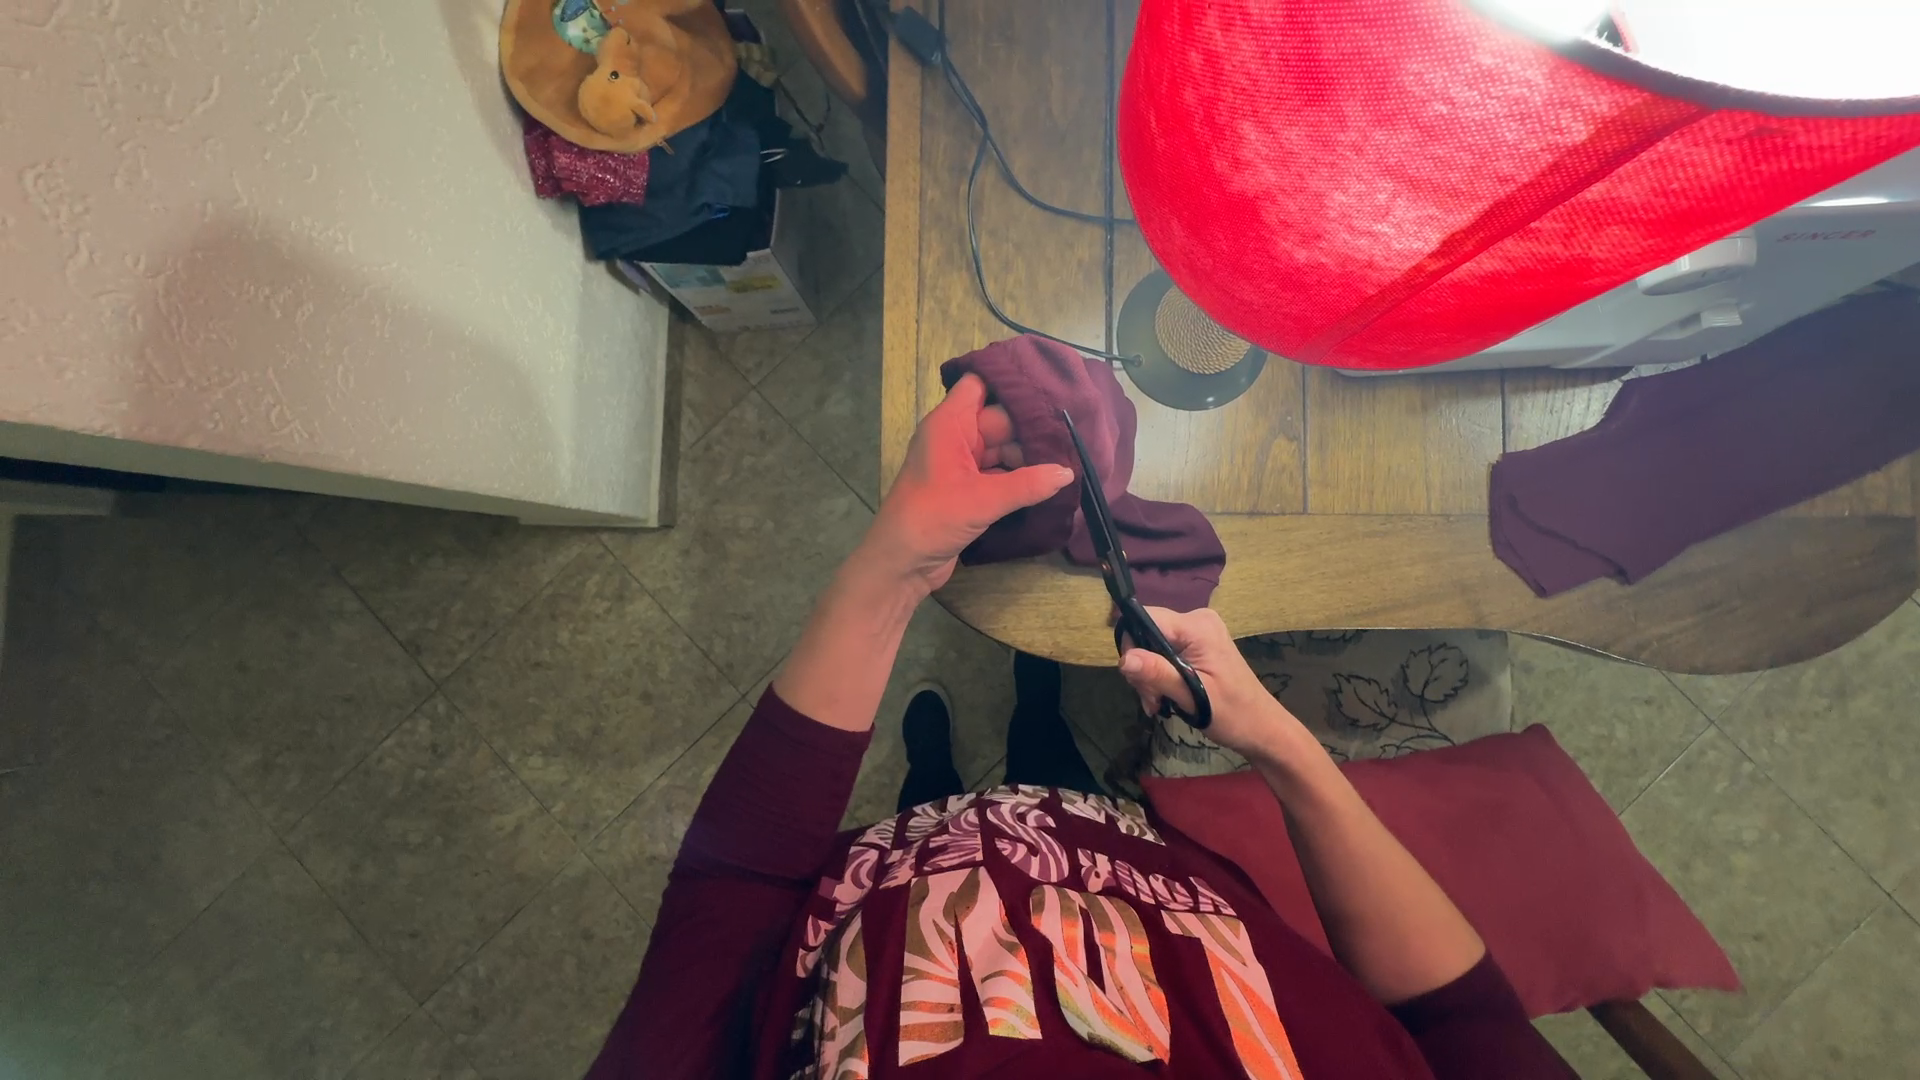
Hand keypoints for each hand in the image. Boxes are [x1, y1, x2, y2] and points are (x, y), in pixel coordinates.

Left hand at [864, 373, 1073, 592]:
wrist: (900, 564)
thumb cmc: (931, 519)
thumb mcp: (982, 500)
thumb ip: (1027, 484)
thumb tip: (1068, 472)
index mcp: (949, 425)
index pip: (979, 385)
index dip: (1010, 383)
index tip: (1049, 387)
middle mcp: (954, 439)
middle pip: (999, 419)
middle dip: (1032, 427)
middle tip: (1073, 431)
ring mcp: (961, 466)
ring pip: (1002, 449)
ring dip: (1029, 457)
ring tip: (1070, 458)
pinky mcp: (967, 491)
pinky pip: (999, 474)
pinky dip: (1020, 478)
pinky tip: (1050, 483)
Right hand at [1117, 607, 1311, 764]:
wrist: (1262, 728)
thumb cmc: (1233, 714)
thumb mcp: (1192, 696)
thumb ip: (1157, 673)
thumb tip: (1124, 660)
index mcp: (1197, 627)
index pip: (1146, 617)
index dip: (1132, 644)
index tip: (1137, 678)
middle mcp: (1196, 620)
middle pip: (1147, 632)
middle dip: (1142, 667)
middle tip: (1152, 700)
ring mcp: (1197, 630)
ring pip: (1152, 644)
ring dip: (1149, 675)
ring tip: (1158, 702)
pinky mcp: (1197, 642)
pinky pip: (1164, 650)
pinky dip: (1159, 673)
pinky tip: (1163, 696)